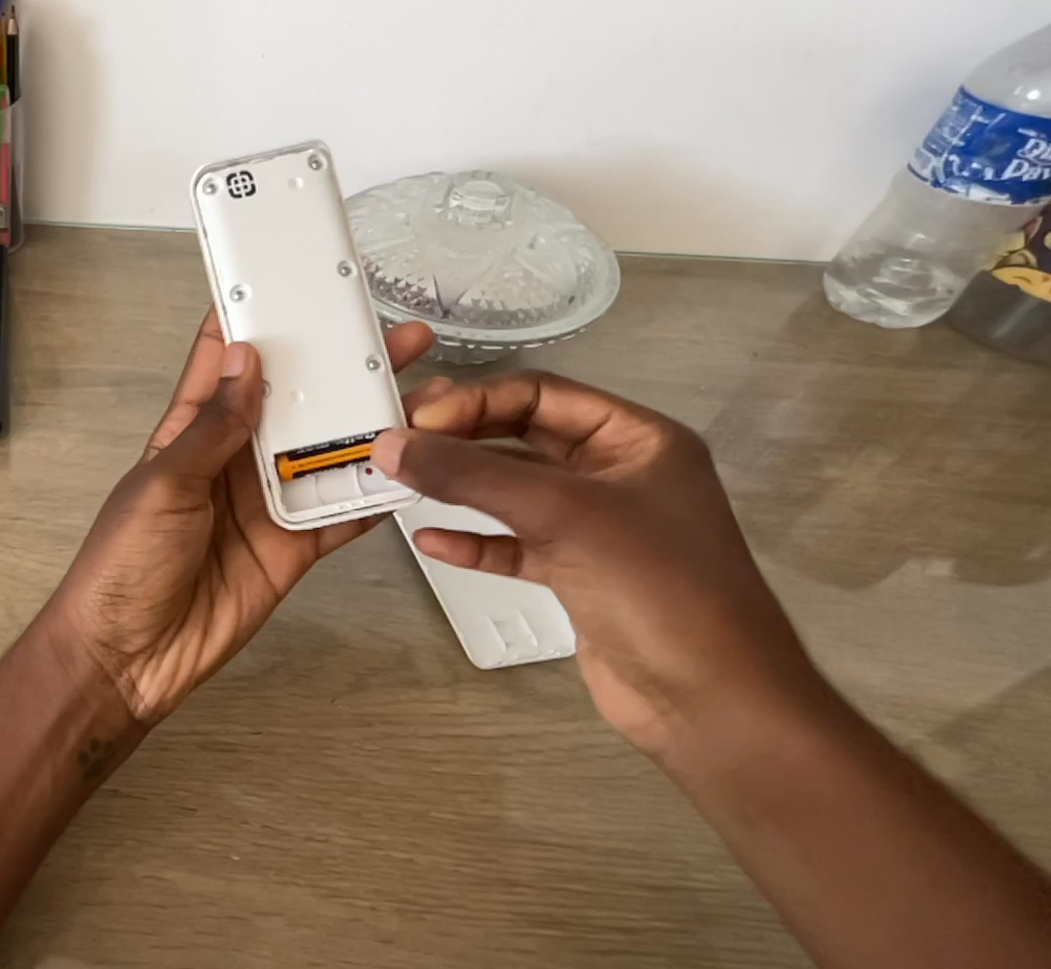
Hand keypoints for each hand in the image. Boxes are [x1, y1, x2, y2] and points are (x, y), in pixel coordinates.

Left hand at [41, 312, 433, 725]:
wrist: (131, 656)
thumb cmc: (125, 562)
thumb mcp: (164, 484)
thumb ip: (212, 428)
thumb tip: (246, 360)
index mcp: (190, 433)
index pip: (224, 364)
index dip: (254, 323)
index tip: (292, 283)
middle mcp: (232, 460)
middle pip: (292, 403)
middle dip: (334, 368)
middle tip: (385, 337)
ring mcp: (266, 502)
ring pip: (325, 452)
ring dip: (366, 425)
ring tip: (418, 392)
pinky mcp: (292, 546)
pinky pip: (341, 513)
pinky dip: (374, 494)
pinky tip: (409, 468)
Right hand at [372, 371, 827, 756]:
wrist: (711, 706)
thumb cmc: (655, 589)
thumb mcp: (560, 514)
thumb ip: (470, 475)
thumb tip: (390, 444)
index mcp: (634, 439)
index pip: (539, 395)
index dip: (473, 402)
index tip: (415, 422)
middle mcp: (613, 474)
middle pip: (520, 438)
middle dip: (459, 440)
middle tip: (399, 445)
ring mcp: (593, 526)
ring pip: (510, 491)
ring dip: (459, 488)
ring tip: (404, 484)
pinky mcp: (574, 572)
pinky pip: (510, 543)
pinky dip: (472, 540)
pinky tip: (431, 542)